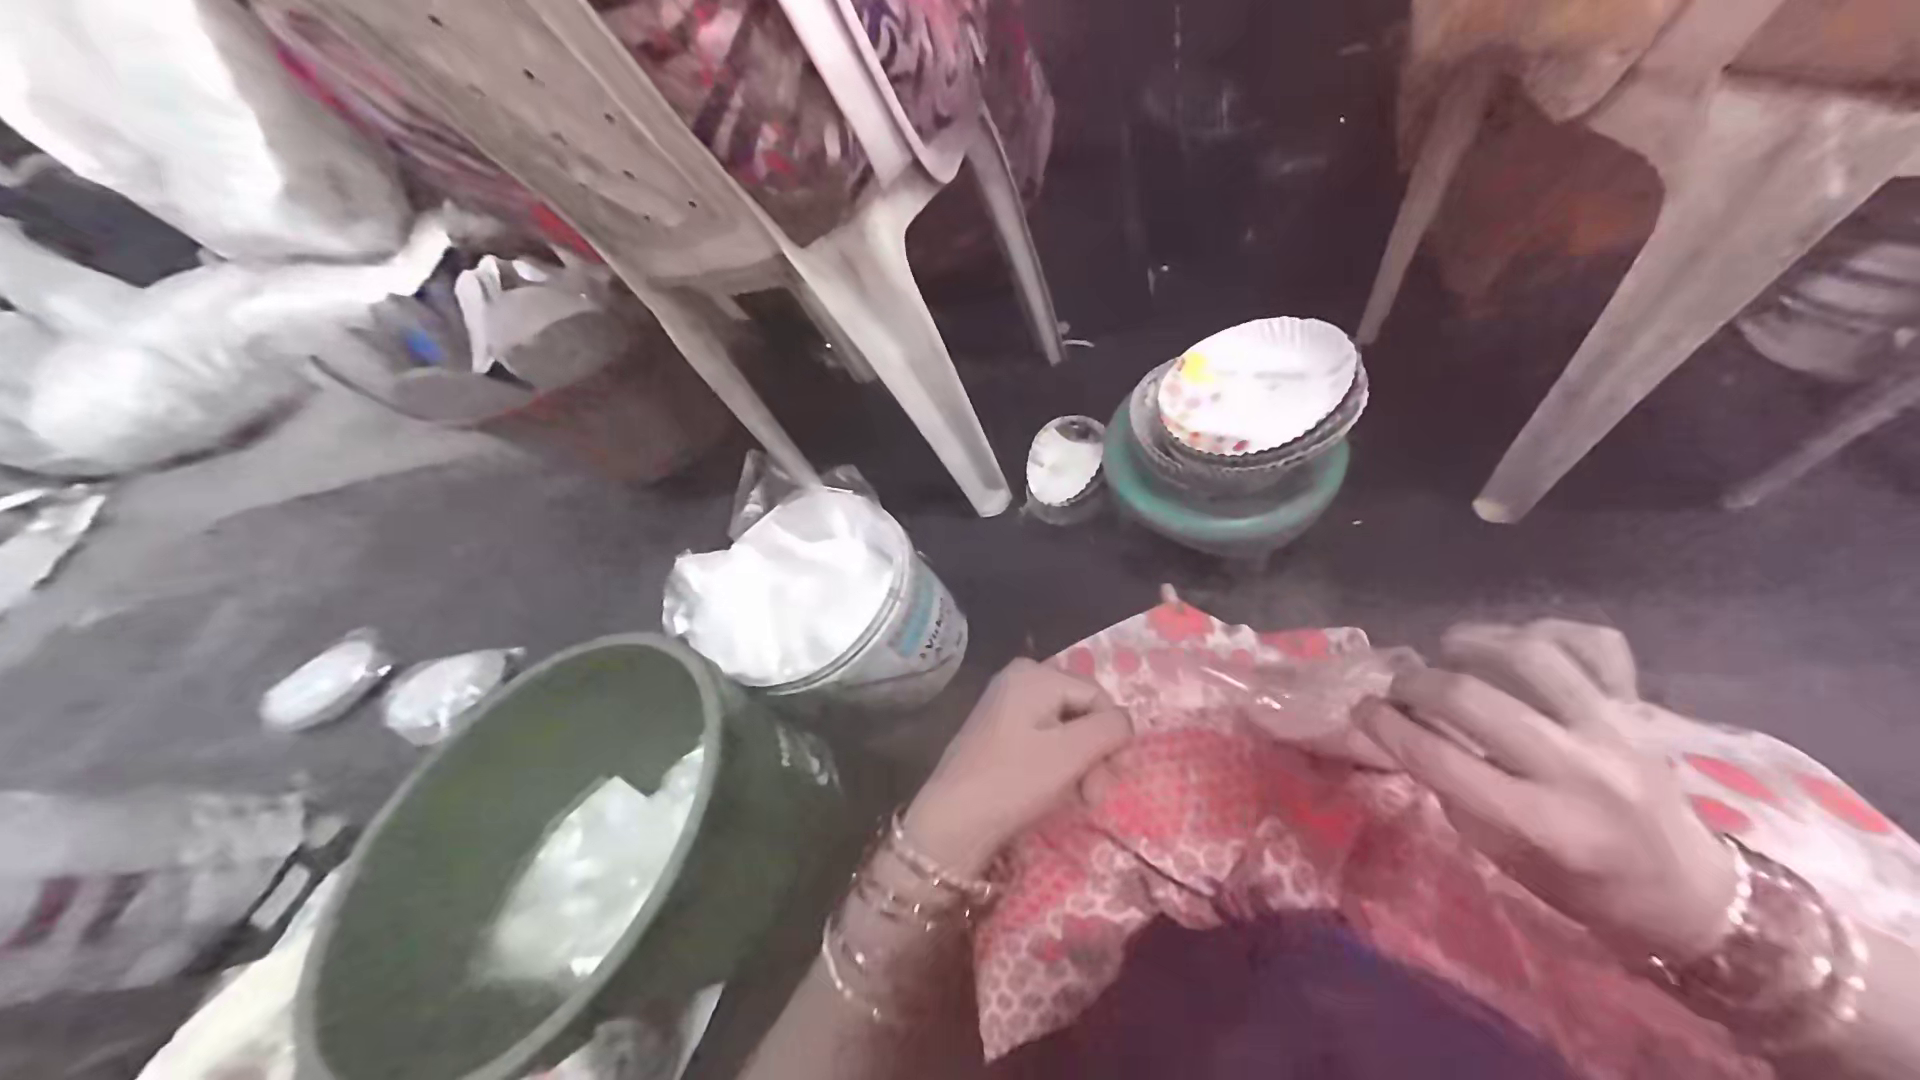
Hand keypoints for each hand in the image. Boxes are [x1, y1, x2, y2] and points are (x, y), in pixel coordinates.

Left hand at [904, 658, 1131, 875]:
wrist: (953, 821)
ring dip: (1081, 764)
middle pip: (1082, 711)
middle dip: (1096, 753)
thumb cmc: (1013, 781)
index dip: (1112, 737)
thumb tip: (1126, 722)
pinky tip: (1058, 791)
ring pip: (1067, 728)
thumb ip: (1110, 729)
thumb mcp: (1071, 754)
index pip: (1099, 697)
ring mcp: (1008, 703)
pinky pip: (1045, 738)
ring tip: (1079, 799)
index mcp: (1035, 673)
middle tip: (1094, 795)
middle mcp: (1020, 678)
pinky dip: (1059, 764)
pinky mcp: (1001, 730)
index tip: (1109, 779)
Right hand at [1354, 620, 1739, 961]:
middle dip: (1413, 685)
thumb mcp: (1493, 845)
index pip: (1435, 755)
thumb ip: (1447, 778)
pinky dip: (1542, 632)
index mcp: (1541, 822)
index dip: (1381, 723)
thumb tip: (1400, 721)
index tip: (1361, 709)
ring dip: (1469, 644)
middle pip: (1468, 697)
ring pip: (1526, 654)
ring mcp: (1616, 730)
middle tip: (1399, 691)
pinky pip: (1588, 643)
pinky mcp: (1638, 707)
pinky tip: (1513, 648)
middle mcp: (1579, 769)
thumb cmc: (1572, 880)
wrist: (1685, 890)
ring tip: (1449, 656)